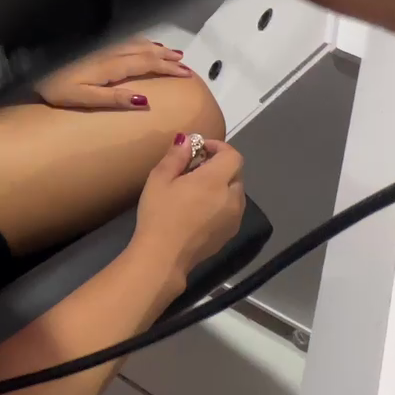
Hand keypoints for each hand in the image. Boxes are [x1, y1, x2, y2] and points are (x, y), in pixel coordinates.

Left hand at [34, 37, 192, 110]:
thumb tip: (146, 100)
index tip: (187, 72)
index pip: (145, 63)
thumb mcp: (83, 98)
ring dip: (153, 47)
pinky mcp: (90, 46)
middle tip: (185, 63)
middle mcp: (107, 52)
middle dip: (165, 56)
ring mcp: (98, 47)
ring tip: (170, 52)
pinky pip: (121, 41)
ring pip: (133, 43)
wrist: (30, 67)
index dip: (167, 66)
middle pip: (142, 50)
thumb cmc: (55, 87)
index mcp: (109, 66)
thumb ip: (113, 98)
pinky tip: (139, 44)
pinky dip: (137, 42)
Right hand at [129, 135, 245, 287]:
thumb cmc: (159, 212)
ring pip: (235, 191)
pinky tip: (197, 209)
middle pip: (235, 173)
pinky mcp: (231, 232)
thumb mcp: (159, 178)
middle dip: (218, 164)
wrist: (166, 254)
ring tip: (193, 189)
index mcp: (215, 181)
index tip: (198, 148)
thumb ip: (176, 156)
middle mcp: (232, 198)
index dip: (219, 147)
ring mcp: (235, 217)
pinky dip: (220, 200)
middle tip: (191, 167)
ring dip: (220, 183)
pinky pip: (231, 208)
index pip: (233, 156)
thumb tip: (187, 140)